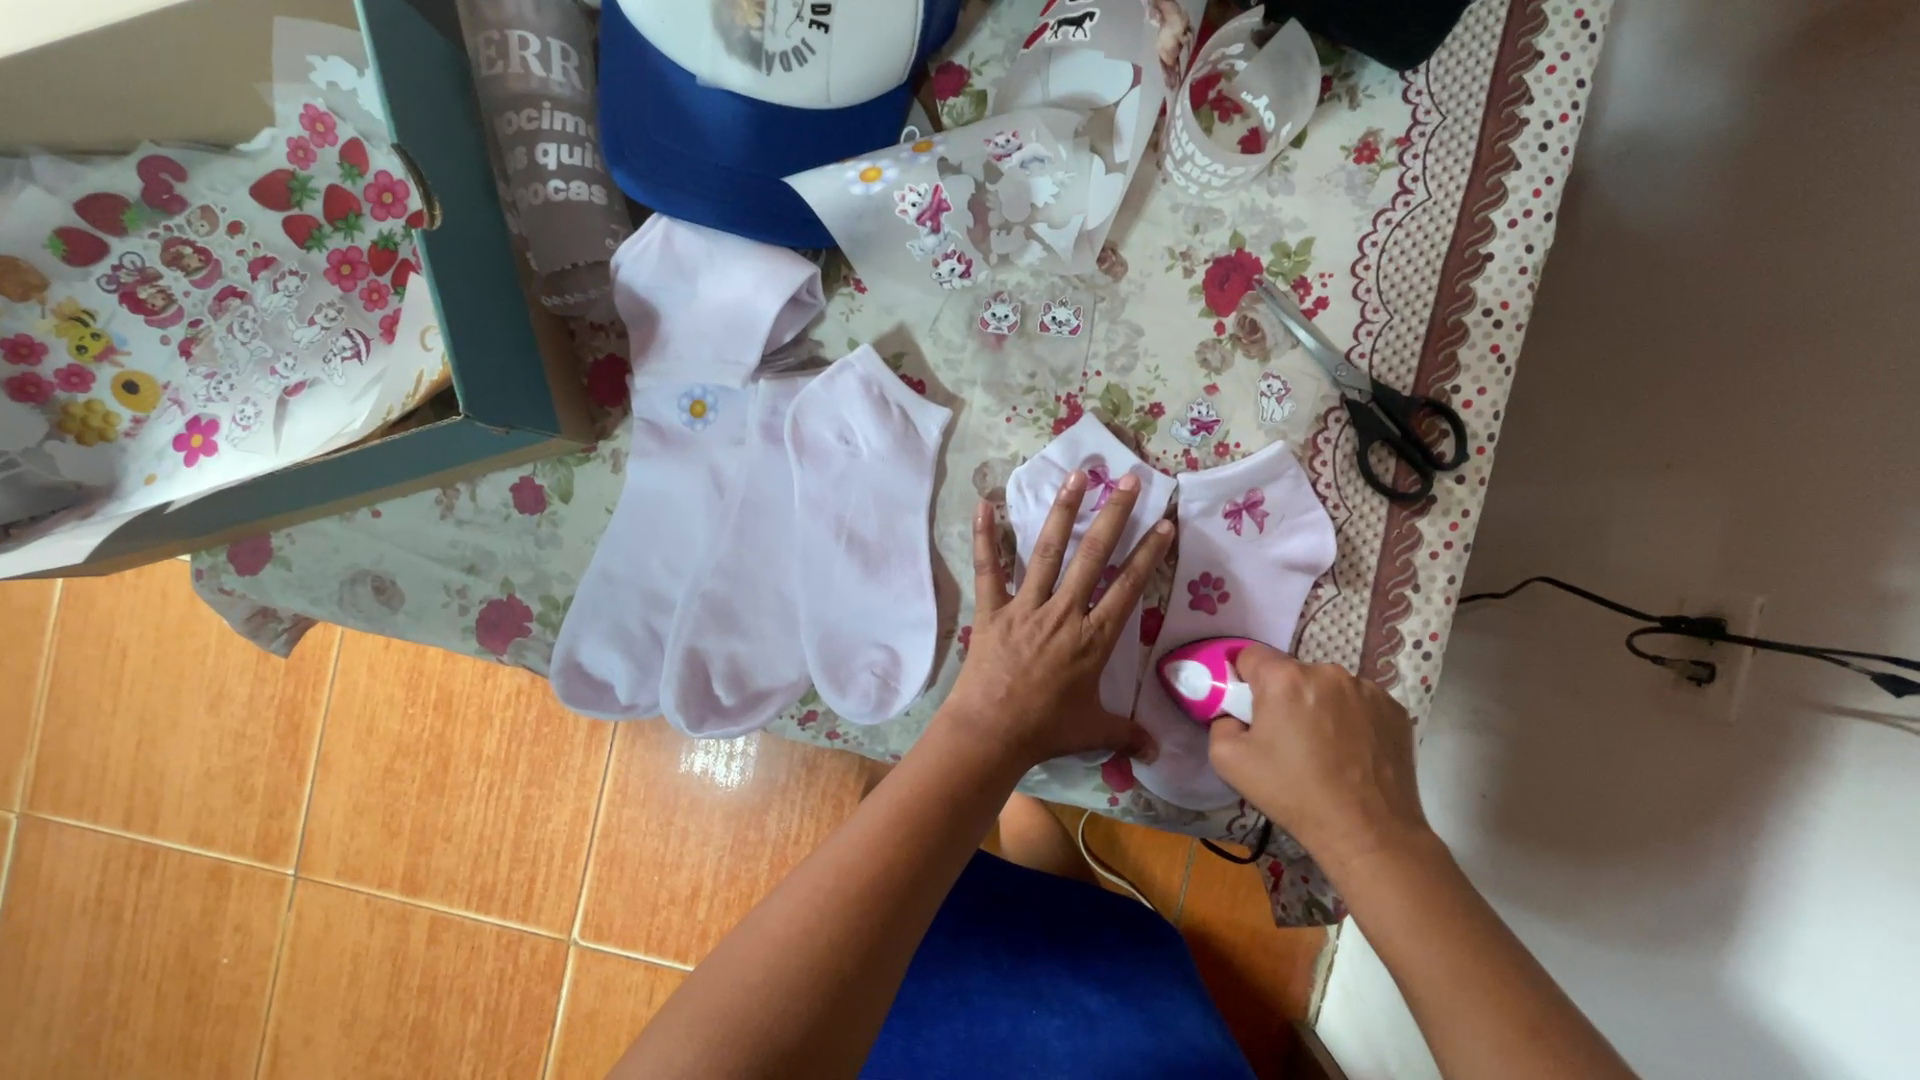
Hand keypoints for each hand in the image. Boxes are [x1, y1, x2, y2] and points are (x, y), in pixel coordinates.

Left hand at [938, 470, 1174, 771]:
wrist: (990, 733)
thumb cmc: (1045, 730)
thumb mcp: (1094, 731)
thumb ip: (1128, 734)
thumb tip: (1159, 752)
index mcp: (1094, 637)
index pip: (1128, 586)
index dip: (1148, 553)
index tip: (1164, 522)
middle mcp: (1063, 612)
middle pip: (1094, 555)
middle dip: (1114, 514)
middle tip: (1129, 480)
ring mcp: (1025, 606)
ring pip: (1048, 551)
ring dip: (1064, 511)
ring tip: (1078, 476)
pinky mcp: (992, 610)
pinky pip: (988, 568)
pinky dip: (986, 536)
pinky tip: (985, 504)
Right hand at [1208, 644, 1431, 872]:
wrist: (1367, 831)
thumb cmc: (1293, 794)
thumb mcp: (1228, 761)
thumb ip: (1221, 722)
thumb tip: (1236, 714)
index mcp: (1285, 679)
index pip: (1251, 655)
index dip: (1244, 680)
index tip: (1250, 711)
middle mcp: (1328, 672)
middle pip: (1292, 673)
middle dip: (1284, 696)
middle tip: (1286, 738)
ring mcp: (1367, 689)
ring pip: (1327, 688)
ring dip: (1319, 706)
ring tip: (1324, 749)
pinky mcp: (1394, 709)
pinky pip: (1359, 703)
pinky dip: (1350, 719)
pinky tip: (1351, 752)